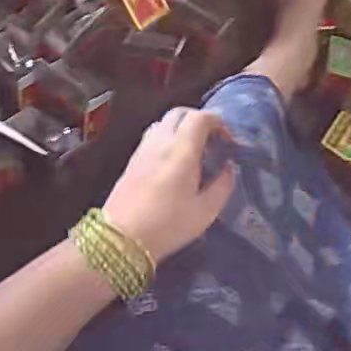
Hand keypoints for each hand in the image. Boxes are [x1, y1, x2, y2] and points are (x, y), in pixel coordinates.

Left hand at [101, 107, 235, 260]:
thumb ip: (222, 185)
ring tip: (193, 151)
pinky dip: (167, 138)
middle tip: (212, 141)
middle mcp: (160, 142)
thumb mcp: (205, 211)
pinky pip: (152, 136)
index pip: (201, 117)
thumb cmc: (167, 225)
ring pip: (164, 122)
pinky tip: (174, 162)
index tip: (227, 141)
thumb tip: (228, 168)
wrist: (122, 238)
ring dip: (182, 128)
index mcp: (181, 150)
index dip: (218, 122)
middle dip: (200, 120)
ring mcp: (143, 149)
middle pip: (180, 112)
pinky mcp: (132, 160)